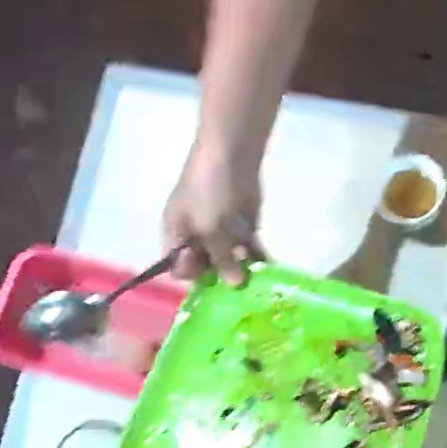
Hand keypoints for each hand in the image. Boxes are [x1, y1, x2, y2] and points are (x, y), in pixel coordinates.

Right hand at [163, 144, 264, 284]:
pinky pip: (249, 252)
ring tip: (258, 287)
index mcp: (176, 235)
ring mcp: (221, 234)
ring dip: (242, 274)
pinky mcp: (244, 229)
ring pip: (230, 262)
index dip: (193, 278)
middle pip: (207, 269)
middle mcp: (197, 238)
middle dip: (221, 281)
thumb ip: (220, 259)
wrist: (232, 156)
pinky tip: (269, 274)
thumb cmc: (208, 191)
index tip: (210, 283)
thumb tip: (234, 284)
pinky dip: (257, 261)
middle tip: (240, 291)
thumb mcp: (209, 228)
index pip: (179, 268)